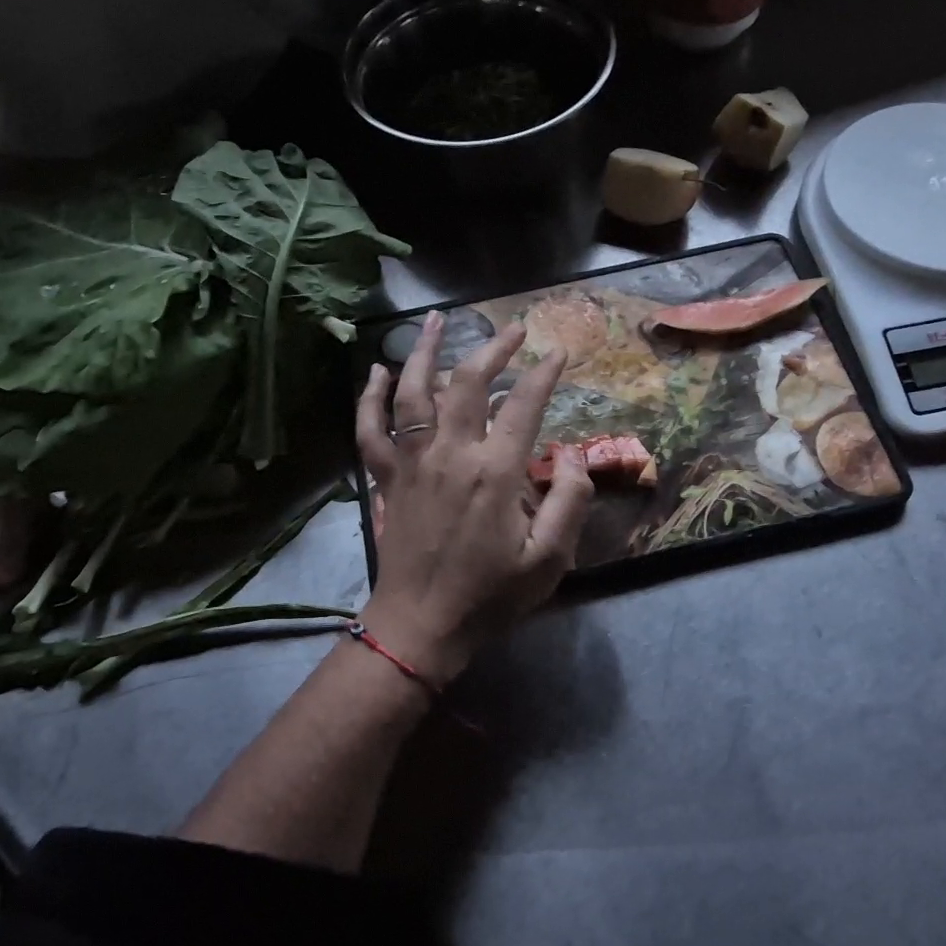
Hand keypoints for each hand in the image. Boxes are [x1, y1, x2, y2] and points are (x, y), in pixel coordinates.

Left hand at [355, 311, 592, 684]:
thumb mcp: (549, 560)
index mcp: (495, 472)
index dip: (544, 373)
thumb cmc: (489, 596)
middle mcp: (450, 454)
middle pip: (468, 383)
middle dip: (494, 349)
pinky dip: (371, 396)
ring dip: (426, 351)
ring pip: (413, 391)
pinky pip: (371, 428)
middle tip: (514, 329)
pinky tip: (378, 370)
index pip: (524, 405)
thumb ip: (569, 502)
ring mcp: (411, 462)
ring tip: (439, 319)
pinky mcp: (385, 478)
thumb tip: (574, 455)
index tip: (559, 352)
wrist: (420, 626)